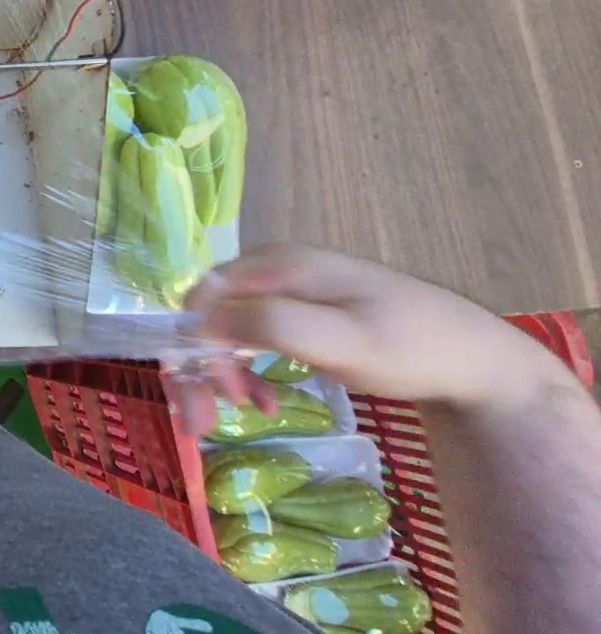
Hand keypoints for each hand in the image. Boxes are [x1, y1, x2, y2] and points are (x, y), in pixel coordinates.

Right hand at [172, 243, 568, 432]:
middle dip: (205, 364)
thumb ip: (269, 323)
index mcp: (275, 264)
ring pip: (225, 326)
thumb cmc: (413, 349)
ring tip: (256, 406)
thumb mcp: (343, 340)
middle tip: (213, 415)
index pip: (203, 297)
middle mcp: (269, 267)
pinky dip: (249, 365)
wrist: (485, 365)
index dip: (195, 344)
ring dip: (227, 369)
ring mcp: (282, 287)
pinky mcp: (296, 308)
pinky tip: (268, 394)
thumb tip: (202, 322)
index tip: (217, 392)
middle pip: (209, 312)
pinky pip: (249, 332)